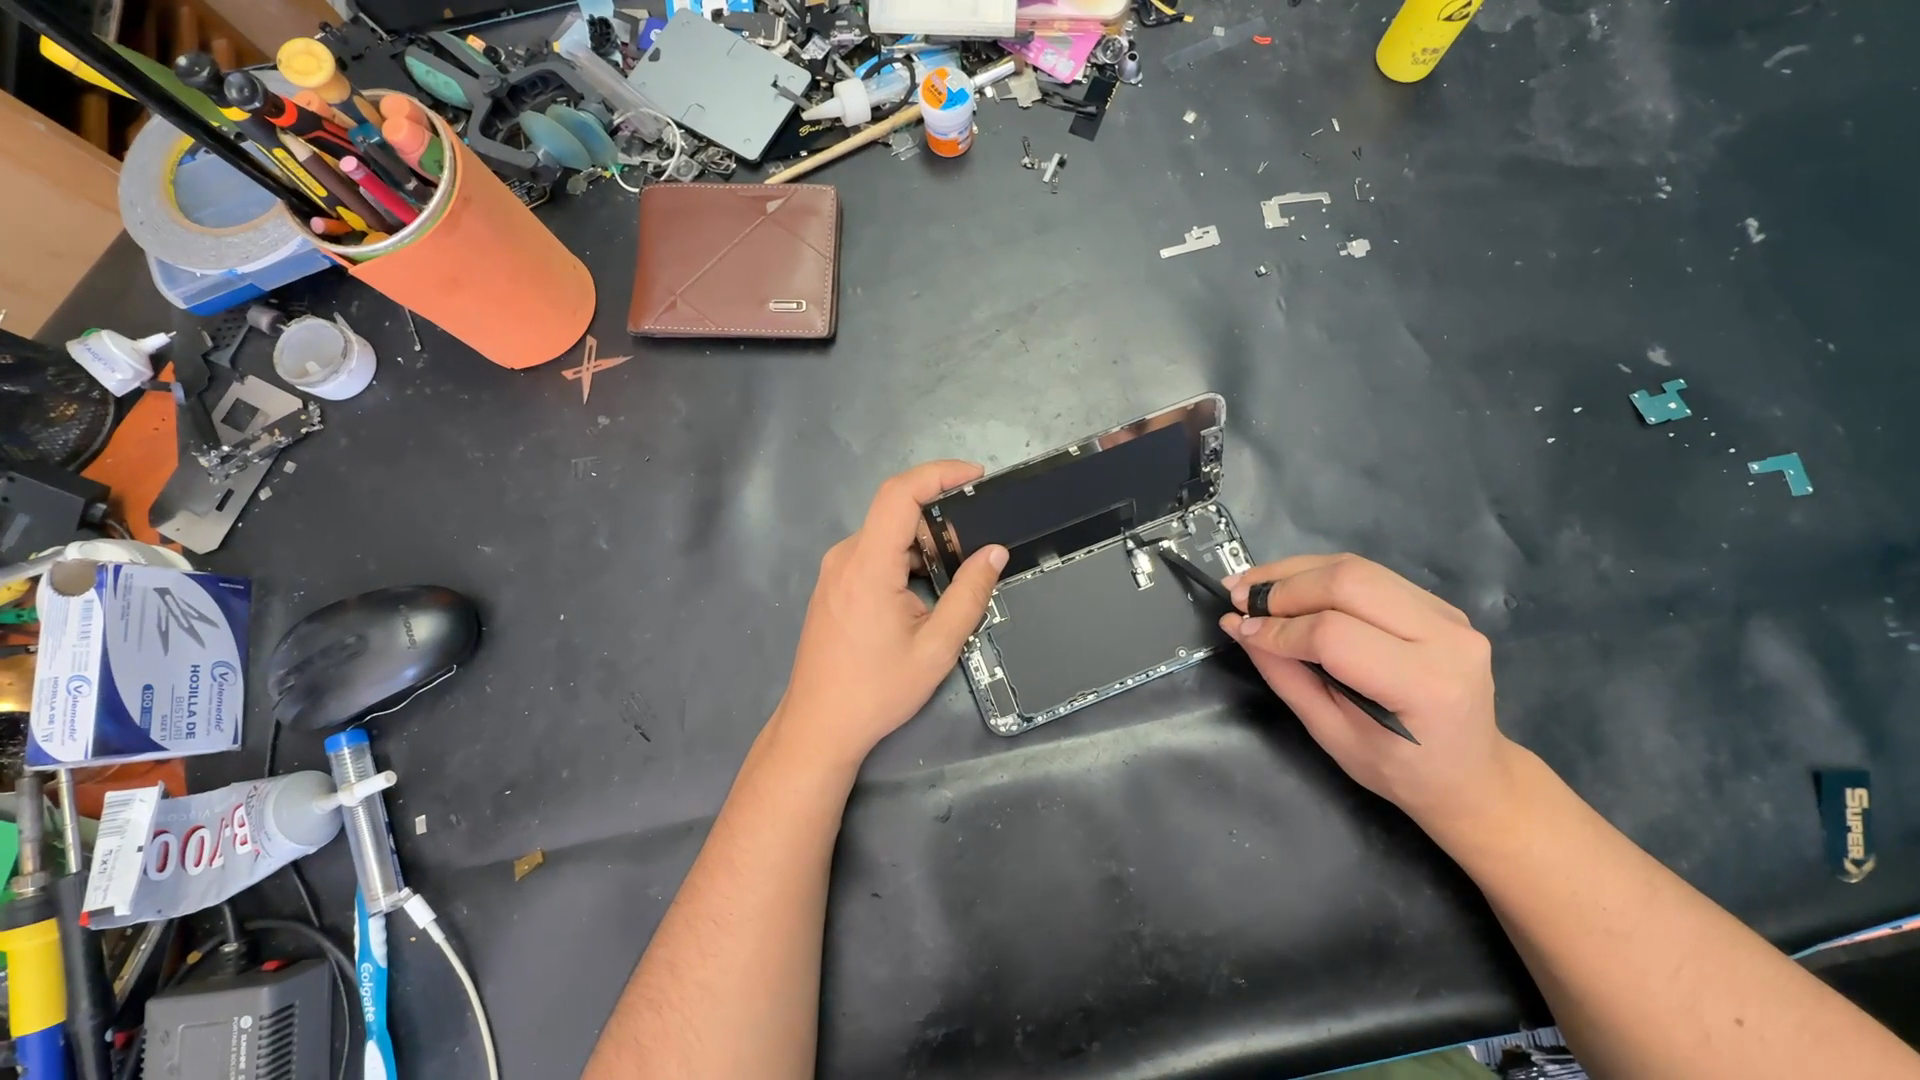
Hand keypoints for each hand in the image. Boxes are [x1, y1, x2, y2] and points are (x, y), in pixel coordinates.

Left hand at [775, 461, 1007, 761]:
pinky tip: (926, 590)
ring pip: (886, 535)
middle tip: (978, 545)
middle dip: (941, 519)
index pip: (899, 494)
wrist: (818, 726)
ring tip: (956, 575)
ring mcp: (834, 571)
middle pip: (895, 513)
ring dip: (923, 544)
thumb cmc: (876, 691)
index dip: (939, 474)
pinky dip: (904, 560)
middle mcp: (845, 558)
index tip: (976, 477)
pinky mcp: (833, 586)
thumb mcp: (936, 648)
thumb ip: (969, 595)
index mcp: (868, 566)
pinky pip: (873, 555)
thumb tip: (994, 553)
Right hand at [1220, 554, 1512, 826]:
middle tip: (1238, 596)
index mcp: (1424, 684)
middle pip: (1349, 583)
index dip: (1279, 628)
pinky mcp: (1437, 603)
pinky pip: (1370, 574)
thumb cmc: (1399, 770)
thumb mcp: (1331, 733)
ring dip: (1296, 571)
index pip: (1335, 634)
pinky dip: (1319, 574)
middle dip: (1284, 587)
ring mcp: (1448, 614)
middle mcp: (1445, 637)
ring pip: (1357, 568)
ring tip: (1253, 584)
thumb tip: (1238, 627)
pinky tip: (1288, 586)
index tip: (1239, 627)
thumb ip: (1285, 675)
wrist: (1472, 773)